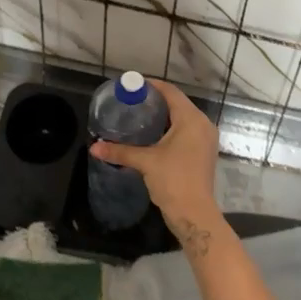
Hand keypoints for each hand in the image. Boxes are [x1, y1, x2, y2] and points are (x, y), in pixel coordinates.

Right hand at [90, 78, 220, 221]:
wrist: (194, 213)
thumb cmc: (173, 180)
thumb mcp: (145, 162)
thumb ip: (120, 152)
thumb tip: (94, 147)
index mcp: (192, 120)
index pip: (171, 92)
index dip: (151, 86)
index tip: (131, 86)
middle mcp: (203, 125)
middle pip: (178, 104)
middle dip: (155, 101)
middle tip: (131, 102)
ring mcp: (206, 139)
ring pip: (183, 119)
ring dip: (163, 116)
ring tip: (138, 117)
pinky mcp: (203, 152)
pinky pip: (186, 132)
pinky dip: (170, 129)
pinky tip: (152, 136)